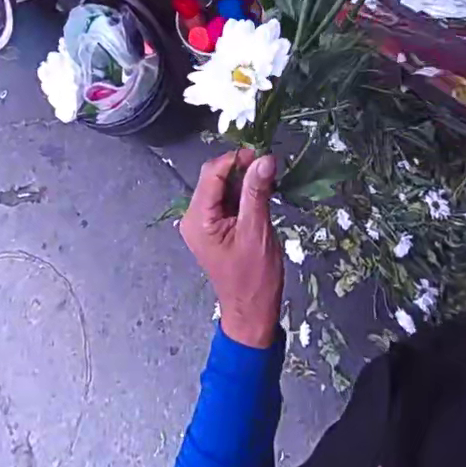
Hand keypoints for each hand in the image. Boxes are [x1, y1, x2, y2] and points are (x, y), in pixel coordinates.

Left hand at [181, 150, 283, 348]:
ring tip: (270, 180)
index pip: (211, 174)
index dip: (236, 158)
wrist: (252, 311)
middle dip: (242, 168)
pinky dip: (245, 193)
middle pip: (215, 178)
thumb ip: (257, 192)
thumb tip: (265, 158)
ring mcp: (205, 223)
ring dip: (246, 180)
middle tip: (270, 167)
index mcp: (197, 219)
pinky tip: (264, 194)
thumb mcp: (257, 231)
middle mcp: (194, 217)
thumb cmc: (254, 277)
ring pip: (224, 187)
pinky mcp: (217, 227)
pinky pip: (228, 200)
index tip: (263, 154)